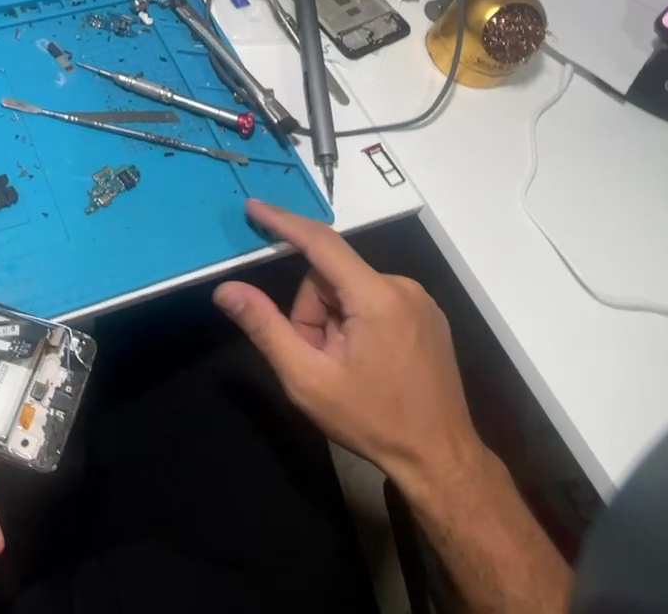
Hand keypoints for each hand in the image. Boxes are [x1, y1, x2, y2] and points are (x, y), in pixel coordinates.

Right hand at [214, 200, 484, 498]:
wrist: (441, 460)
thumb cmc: (371, 420)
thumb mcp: (307, 378)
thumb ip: (265, 327)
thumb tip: (226, 289)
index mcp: (375, 297)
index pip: (320, 243)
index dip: (283, 222)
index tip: (252, 207)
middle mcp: (402, 287)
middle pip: (329, 277)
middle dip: (311, 314)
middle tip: (317, 361)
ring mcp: (418, 301)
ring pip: (347, 290)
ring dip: (332, 322)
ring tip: (343, 367)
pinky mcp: (425, 315)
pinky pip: (371, 300)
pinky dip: (355, 323)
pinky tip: (364, 361)